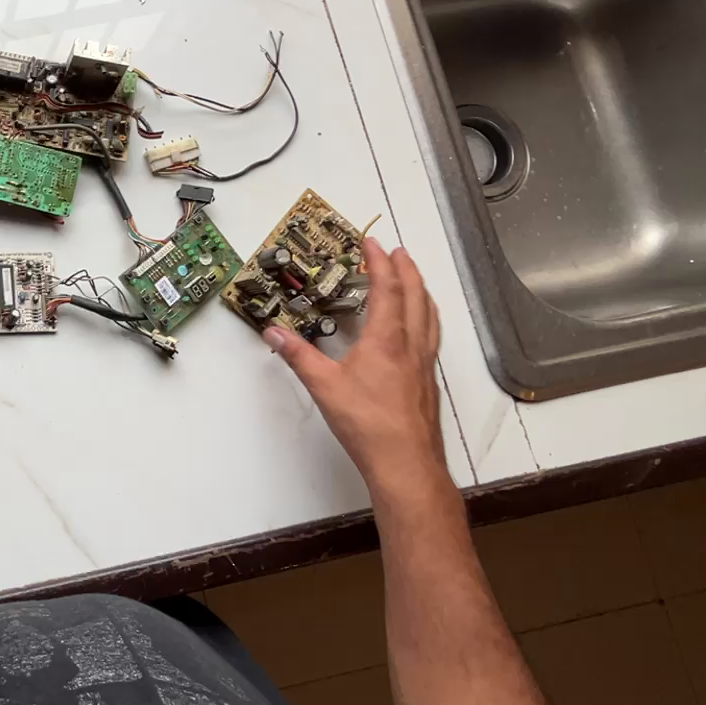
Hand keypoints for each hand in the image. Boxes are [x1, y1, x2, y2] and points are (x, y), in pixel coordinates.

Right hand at [264, 237, 444, 496]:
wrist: (405, 462)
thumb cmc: (368, 424)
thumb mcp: (323, 385)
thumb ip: (297, 355)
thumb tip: (274, 333)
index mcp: (388, 340)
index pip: (388, 289)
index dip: (380, 262)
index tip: (373, 242)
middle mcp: (411, 346)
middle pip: (416, 296)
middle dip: (406, 269)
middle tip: (397, 252)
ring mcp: (424, 363)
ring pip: (429, 315)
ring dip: (420, 291)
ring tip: (413, 280)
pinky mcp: (427, 381)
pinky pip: (431, 335)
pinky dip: (425, 317)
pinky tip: (417, 327)